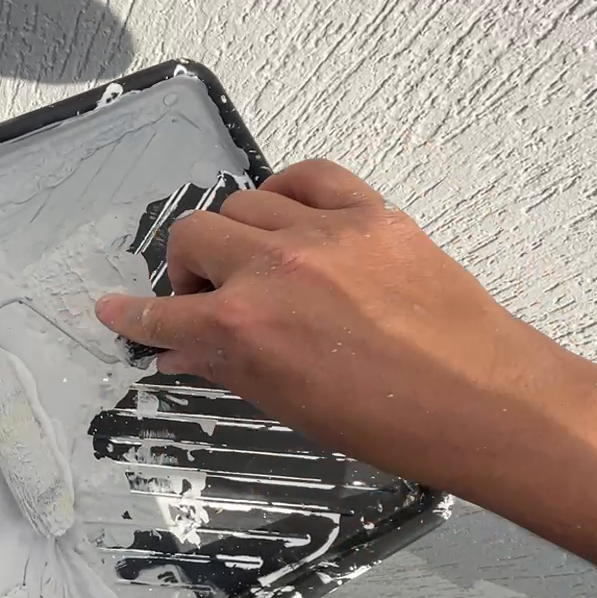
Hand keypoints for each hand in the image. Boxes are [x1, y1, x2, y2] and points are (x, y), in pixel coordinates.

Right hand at [94, 160, 593, 490]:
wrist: (485, 403)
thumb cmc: (375, 422)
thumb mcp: (281, 402)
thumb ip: (217, 366)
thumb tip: (172, 352)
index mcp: (242, 327)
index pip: (159, 314)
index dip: (128, 315)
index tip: (111, 310)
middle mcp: (270, 269)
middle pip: (191, 236)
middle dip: (186, 271)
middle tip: (213, 300)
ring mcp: (322, 233)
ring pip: (240, 204)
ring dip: (232, 238)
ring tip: (257, 266)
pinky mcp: (371, 213)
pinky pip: (308, 175)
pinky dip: (284, 193)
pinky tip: (291, 222)